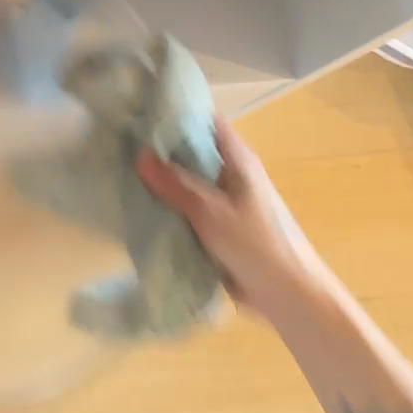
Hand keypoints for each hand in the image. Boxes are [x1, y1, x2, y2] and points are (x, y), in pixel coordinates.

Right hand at [136, 118, 321, 315]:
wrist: (292, 299)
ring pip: (188, 184)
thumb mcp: (211, 212)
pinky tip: (142, 211)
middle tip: (120, 146)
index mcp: (238, 159)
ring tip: (121, 175)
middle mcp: (232, 174)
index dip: (175, 114)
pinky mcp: (221, 229)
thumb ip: (175, 184)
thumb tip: (139, 153)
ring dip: (163, 183)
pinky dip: (170, 209)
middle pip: (192, 153)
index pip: (205, 121)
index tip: (139, 113)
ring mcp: (227, 203)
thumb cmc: (258, 246)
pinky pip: (189, 211)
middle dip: (160, 150)